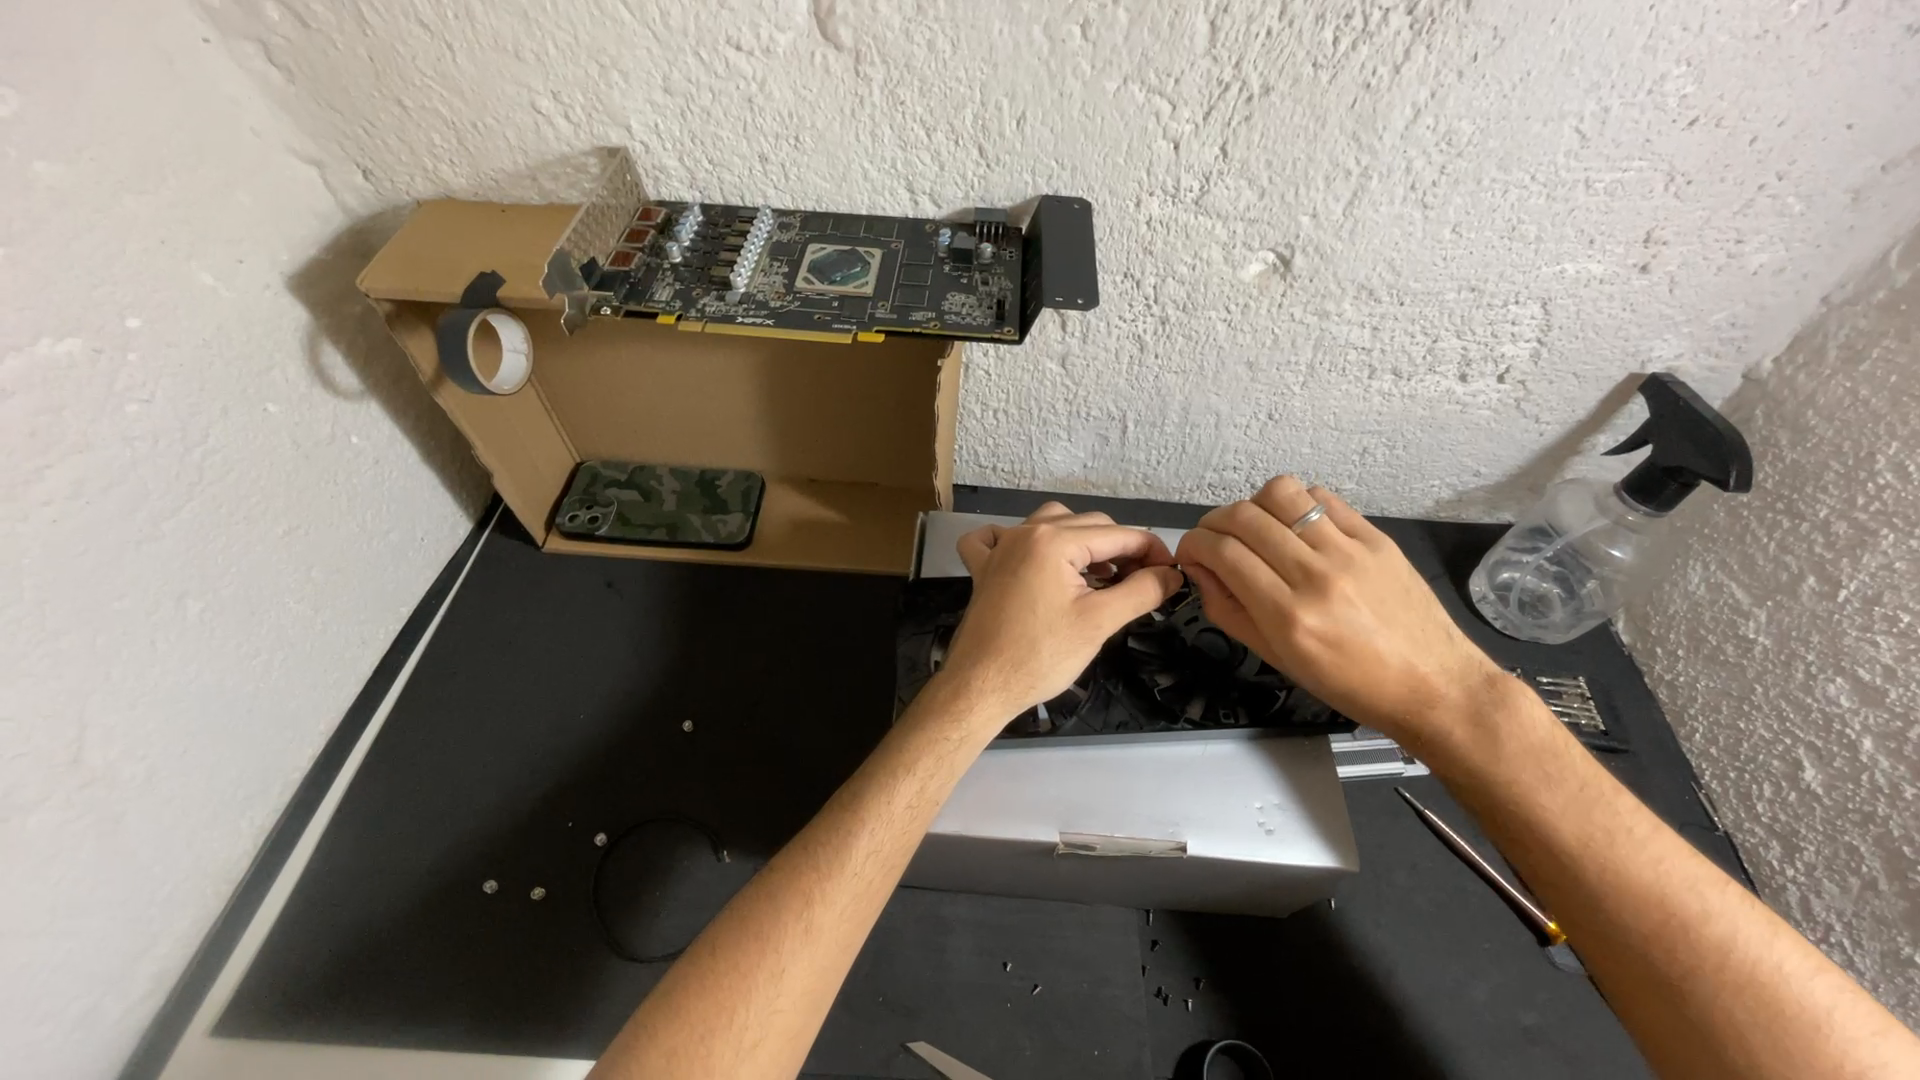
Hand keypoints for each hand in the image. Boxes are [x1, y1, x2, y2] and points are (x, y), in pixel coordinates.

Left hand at [939, 503, 1184, 721]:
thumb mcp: (1099, 623)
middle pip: (1089, 525)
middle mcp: (1025, 533)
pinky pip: (998, 537)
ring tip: (1099, 575)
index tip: (1171, 575)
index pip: (1119, 534)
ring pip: (1051, 523)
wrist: (980, 686)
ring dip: (1079, 541)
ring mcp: (999, 548)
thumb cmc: (1040, 656)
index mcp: (1054, 541)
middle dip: (1121, 549)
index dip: (1152, 552)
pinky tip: (1033, 560)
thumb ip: (1142, 591)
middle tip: (1143, 583)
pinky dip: (1019, 541)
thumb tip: (1172, 574)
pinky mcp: (983, 569)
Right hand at [1174, 477, 1505, 744]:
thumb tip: (1200, 569)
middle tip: (1213, 540)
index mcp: (1287, 616)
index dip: (1193, 544)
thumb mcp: (1276, 658)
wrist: (1433, 684)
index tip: (1190, 553)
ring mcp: (1349, 551)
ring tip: (1255, 527)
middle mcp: (1315, 576)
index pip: (1222, 552)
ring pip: (1280, 494)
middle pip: (1243, 517)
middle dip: (1213, 522)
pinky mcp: (1375, 537)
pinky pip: (1321, 498)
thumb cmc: (1348, 684)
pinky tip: (1294, 525)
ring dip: (1252, 504)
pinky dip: (1294, 503)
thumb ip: (1228, 610)